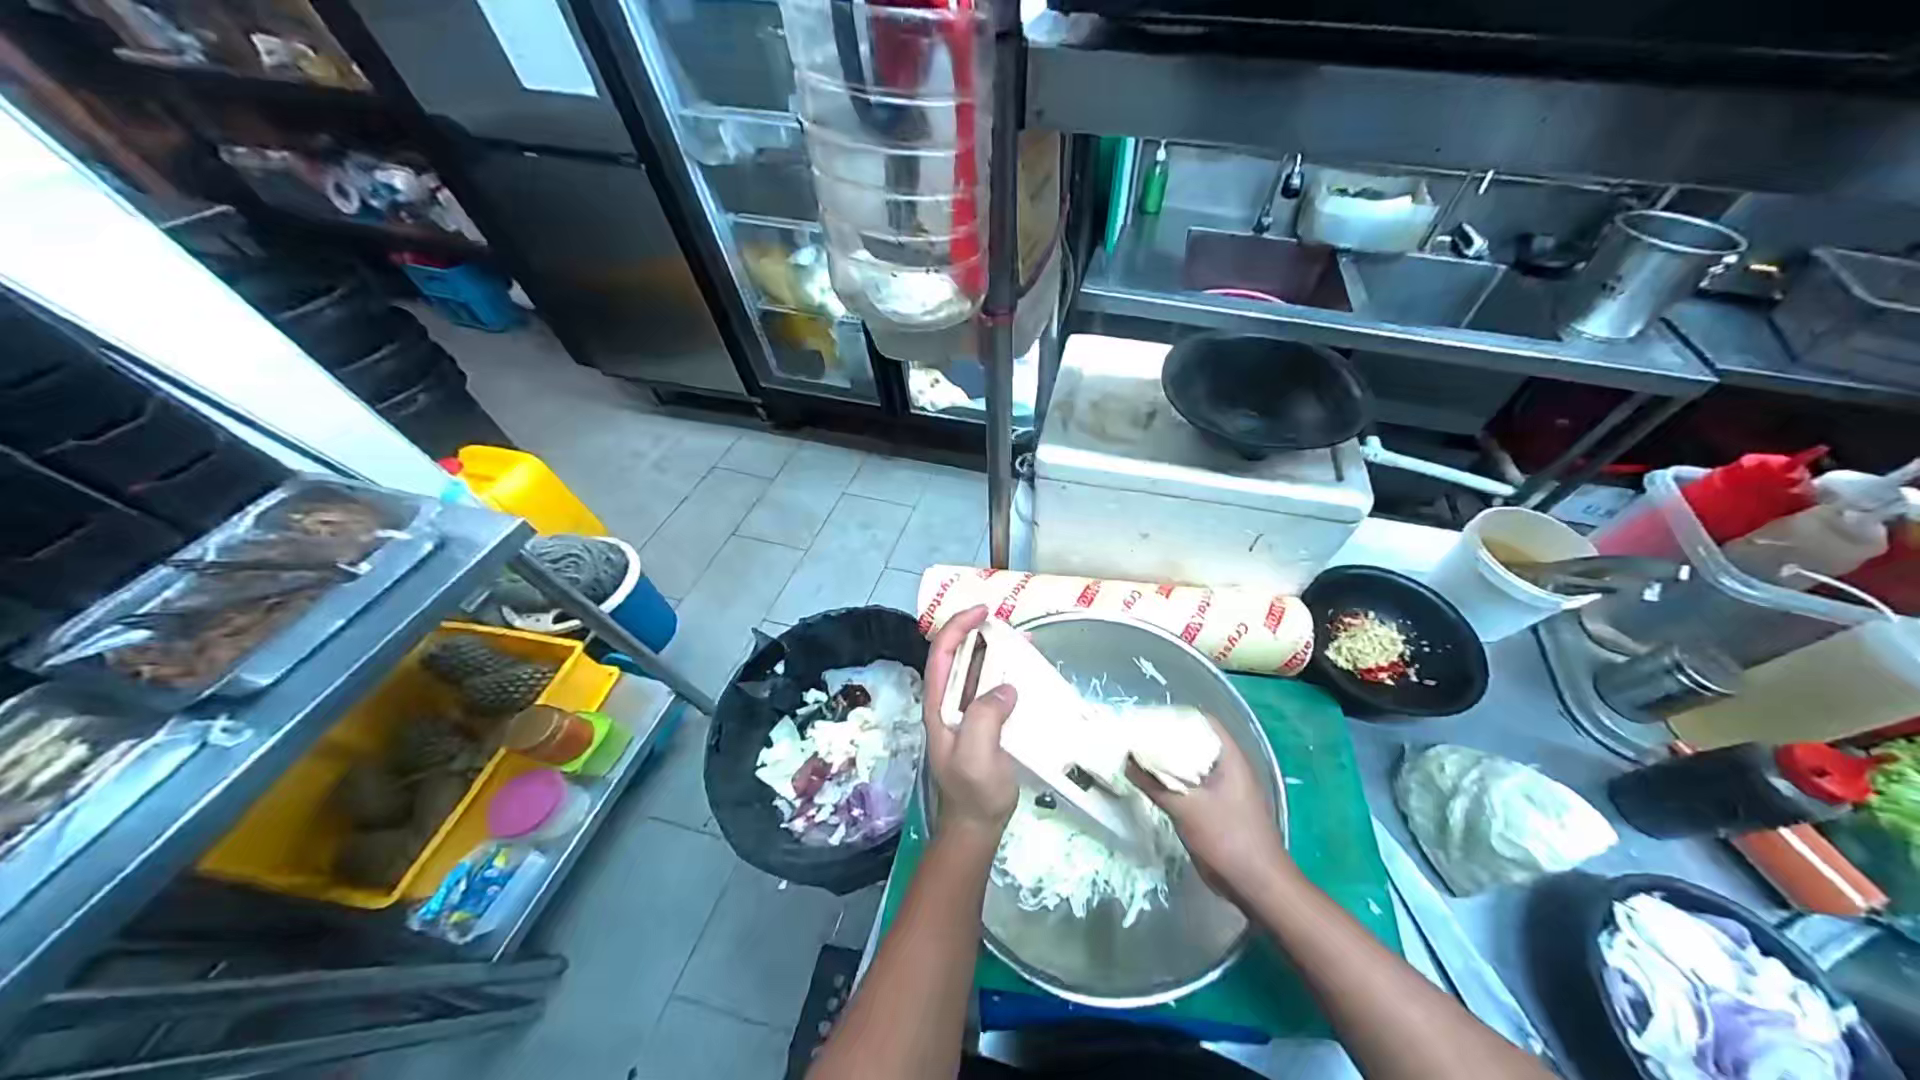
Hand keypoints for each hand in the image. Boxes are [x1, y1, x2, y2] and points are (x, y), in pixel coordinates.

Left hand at [922, 606, 1018, 839]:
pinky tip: (1025, 673)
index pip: (942, 654)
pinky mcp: (983, 724)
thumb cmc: (973, 793)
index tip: (983, 611)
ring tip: (1021, 641)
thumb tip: (1005, 688)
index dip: (958, 627)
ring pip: (976, 671)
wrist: (976, 827)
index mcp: (939, 706)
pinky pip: (992, 689)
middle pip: (957, 656)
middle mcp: (949, 704)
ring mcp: (965, 714)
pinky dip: (1006, 673)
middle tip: (1007, 624)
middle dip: (978, 633)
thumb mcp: (976, 756)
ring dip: (994, 651)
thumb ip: (985, 718)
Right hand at [1130, 714, 1290, 903]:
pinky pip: (1191, 786)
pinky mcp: (1217, 809)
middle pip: (1195, 742)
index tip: (1146, 718)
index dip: (1175, 715)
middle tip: (1135, 738)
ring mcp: (1225, 789)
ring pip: (1191, 766)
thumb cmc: (1227, 838)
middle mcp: (1229, 768)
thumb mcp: (1185, 807)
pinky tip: (1151, 785)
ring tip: (1137, 758)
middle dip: (1165, 739)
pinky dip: (1172, 782)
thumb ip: (1153, 783)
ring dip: (1167, 764)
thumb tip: (1126, 761)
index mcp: (1230, 758)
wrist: (1256, 885)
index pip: (1203, 721)